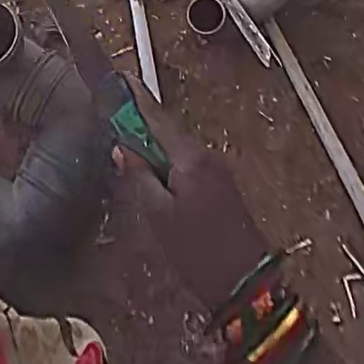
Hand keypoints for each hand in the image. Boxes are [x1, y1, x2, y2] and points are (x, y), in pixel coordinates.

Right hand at [112, 78, 270, 307]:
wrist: (249, 288)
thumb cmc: (198, 251)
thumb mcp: (158, 215)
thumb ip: (138, 176)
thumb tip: (121, 148)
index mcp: (189, 157)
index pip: (156, 117)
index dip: (136, 97)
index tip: (121, 76)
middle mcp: (205, 155)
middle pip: (166, 129)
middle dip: (140, 123)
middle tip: (114, 119)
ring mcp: (216, 169)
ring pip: (175, 147)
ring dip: (152, 145)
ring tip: (129, 152)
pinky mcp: (220, 184)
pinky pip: (186, 161)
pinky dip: (166, 161)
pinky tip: (153, 174)